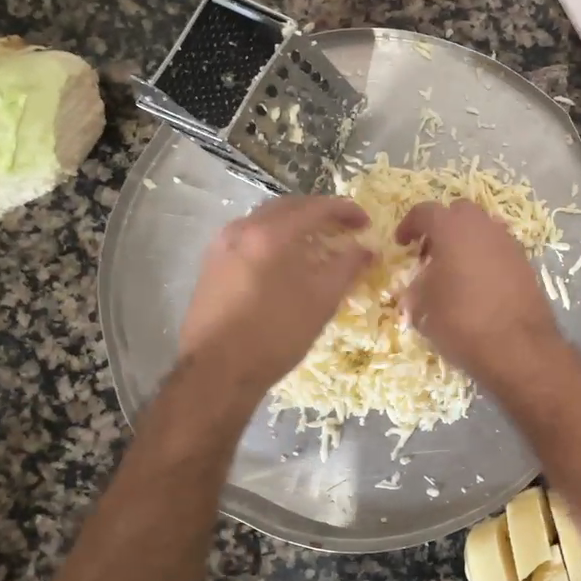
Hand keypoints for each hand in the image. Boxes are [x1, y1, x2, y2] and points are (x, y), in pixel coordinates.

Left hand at [177, 196, 371, 396]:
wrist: (216, 373)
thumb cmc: (275, 334)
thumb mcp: (322, 300)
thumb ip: (348, 266)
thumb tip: (368, 249)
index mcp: (271, 233)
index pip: (316, 208)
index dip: (346, 211)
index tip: (367, 222)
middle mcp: (243, 229)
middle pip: (289, 207)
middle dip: (320, 213)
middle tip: (344, 228)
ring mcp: (222, 245)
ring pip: (266, 220)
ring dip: (296, 225)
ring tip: (318, 244)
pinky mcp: (212, 265)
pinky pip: (250, 238)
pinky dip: (275, 239)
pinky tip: (286, 262)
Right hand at [394, 200, 579, 391]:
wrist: (518, 347)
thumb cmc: (461, 321)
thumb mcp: (423, 308)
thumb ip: (417, 287)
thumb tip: (421, 283)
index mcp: (452, 228)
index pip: (425, 211)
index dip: (409, 225)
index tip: (402, 244)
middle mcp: (483, 226)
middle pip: (458, 213)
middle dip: (442, 227)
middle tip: (430, 254)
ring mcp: (508, 242)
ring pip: (482, 228)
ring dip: (466, 241)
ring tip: (455, 269)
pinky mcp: (525, 261)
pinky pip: (499, 248)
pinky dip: (485, 256)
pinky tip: (478, 283)